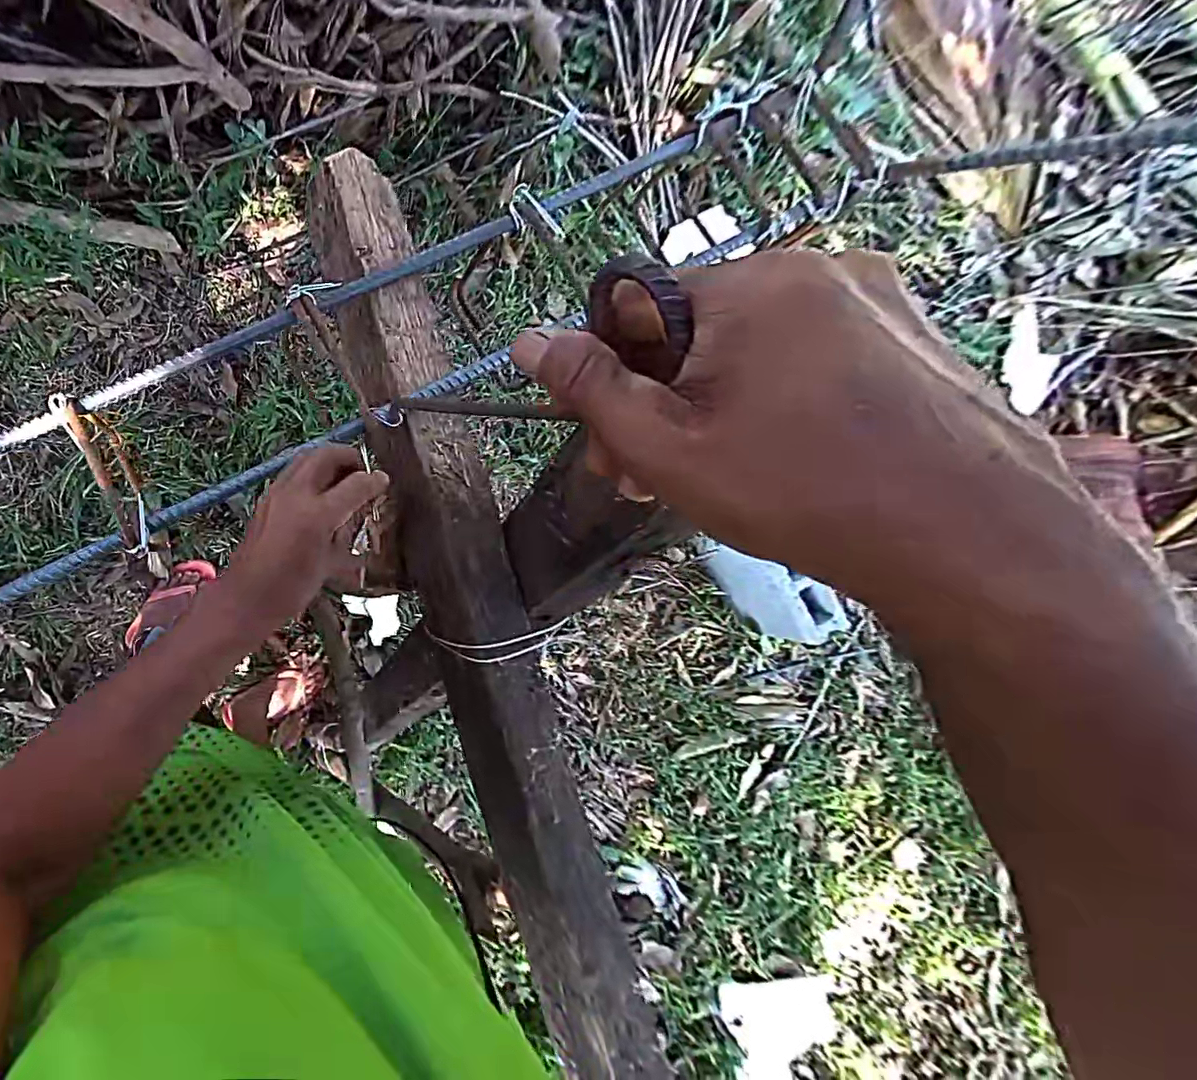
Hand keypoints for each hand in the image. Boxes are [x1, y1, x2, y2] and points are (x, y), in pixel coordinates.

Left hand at [224, 444, 389, 628]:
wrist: (247, 597)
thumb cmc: (291, 589)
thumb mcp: (328, 564)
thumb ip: (345, 533)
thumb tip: (358, 514)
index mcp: (316, 514)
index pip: (355, 484)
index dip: (375, 481)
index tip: (383, 481)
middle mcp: (295, 495)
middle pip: (326, 455)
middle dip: (349, 457)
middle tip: (362, 472)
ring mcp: (276, 494)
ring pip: (305, 457)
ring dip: (327, 460)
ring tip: (341, 478)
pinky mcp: (265, 499)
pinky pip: (291, 473)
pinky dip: (309, 472)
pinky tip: (317, 493)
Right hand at [510, 249, 1114, 614]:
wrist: (970, 541)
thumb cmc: (793, 489)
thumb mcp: (660, 443)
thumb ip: (587, 386)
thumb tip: (527, 339)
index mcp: (751, 285)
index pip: (627, 307)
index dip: (596, 371)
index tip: (595, 432)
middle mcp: (813, 270)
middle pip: (680, 330)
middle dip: (643, 400)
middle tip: (635, 472)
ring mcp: (868, 299)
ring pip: (732, 346)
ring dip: (690, 406)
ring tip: (687, 474)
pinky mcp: (897, 334)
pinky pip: (788, 354)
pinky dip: (750, 398)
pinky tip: (753, 453)